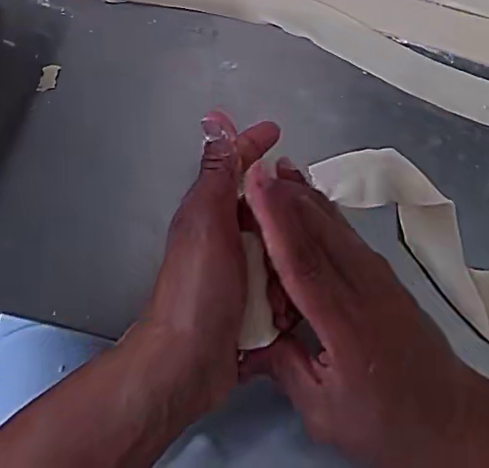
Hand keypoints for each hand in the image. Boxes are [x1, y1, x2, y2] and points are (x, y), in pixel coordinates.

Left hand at [129, 110, 279, 415]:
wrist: (187, 366)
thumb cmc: (197, 290)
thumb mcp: (210, 220)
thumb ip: (219, 172)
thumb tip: (215, 121)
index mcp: (209, 209)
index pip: (236, 164)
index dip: (253, 144)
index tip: (275, 132)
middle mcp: (220, 235)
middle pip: (262, 206)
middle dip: (283, 216)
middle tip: (300, 225)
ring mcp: (234, 270)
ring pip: (274, 245)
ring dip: (285, 260)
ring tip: (290, 279)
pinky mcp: (247, 302)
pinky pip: (277, 283)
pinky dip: (284, 292)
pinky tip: (287, 306)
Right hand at [244, 160, 488, 467]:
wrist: (452, 418)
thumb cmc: (389, 424)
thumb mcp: (324, 414)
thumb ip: (286, 366)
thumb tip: (255, 335)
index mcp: (346, 327)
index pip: (302, 263)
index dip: (275, 221)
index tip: (257, 187)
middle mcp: (365, 290)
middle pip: (318, 232)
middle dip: (285, 197)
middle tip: (256, 171)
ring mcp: (379, 276)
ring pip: (334, 226)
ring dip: (305, 196)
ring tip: (280, 171)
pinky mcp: (384, 272)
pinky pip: (347, 233)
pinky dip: (324, 210)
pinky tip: (310, 198)